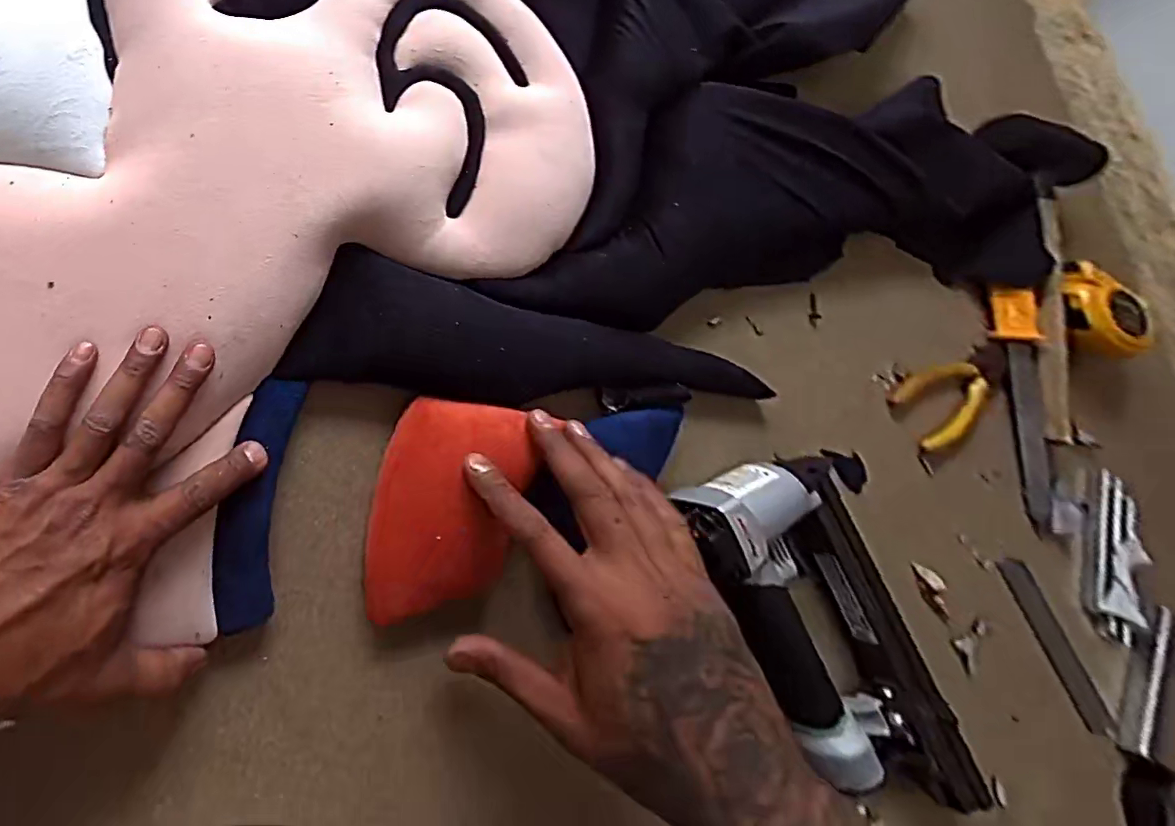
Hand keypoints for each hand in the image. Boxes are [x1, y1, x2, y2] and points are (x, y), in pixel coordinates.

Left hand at [0, 327, 264, 727]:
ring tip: (153, 336)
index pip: (193, 500)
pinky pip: (43, 426)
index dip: (229, 474)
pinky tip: (82, 352)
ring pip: (104, 421)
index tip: (257, 447)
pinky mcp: (16, 481)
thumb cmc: (32, 667)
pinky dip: (63, 387)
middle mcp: (99, 505)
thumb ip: (162, 670)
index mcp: (128, 546)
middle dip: (180, 391)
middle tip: (202, 351)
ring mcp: (57, 488)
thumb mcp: (108, 680)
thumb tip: (204, 662)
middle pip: (149, 438)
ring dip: (132, 376)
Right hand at [445, 411, 847, 825]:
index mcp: (598, 607)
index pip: (536, 534)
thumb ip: (509, 673)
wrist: (746, 780)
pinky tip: (629, 469)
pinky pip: (670, 520)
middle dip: (562, 452)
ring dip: (601, 458)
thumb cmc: (651, 750)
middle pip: (594, 497)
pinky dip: (646, 487)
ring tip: (575, 428)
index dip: (501, 495)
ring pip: (633, 499)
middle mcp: (637, 579)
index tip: (477, 463)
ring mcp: (675, 576)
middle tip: (538, 418)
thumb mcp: (568, 718)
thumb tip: (454, 653)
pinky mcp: (702, 582)